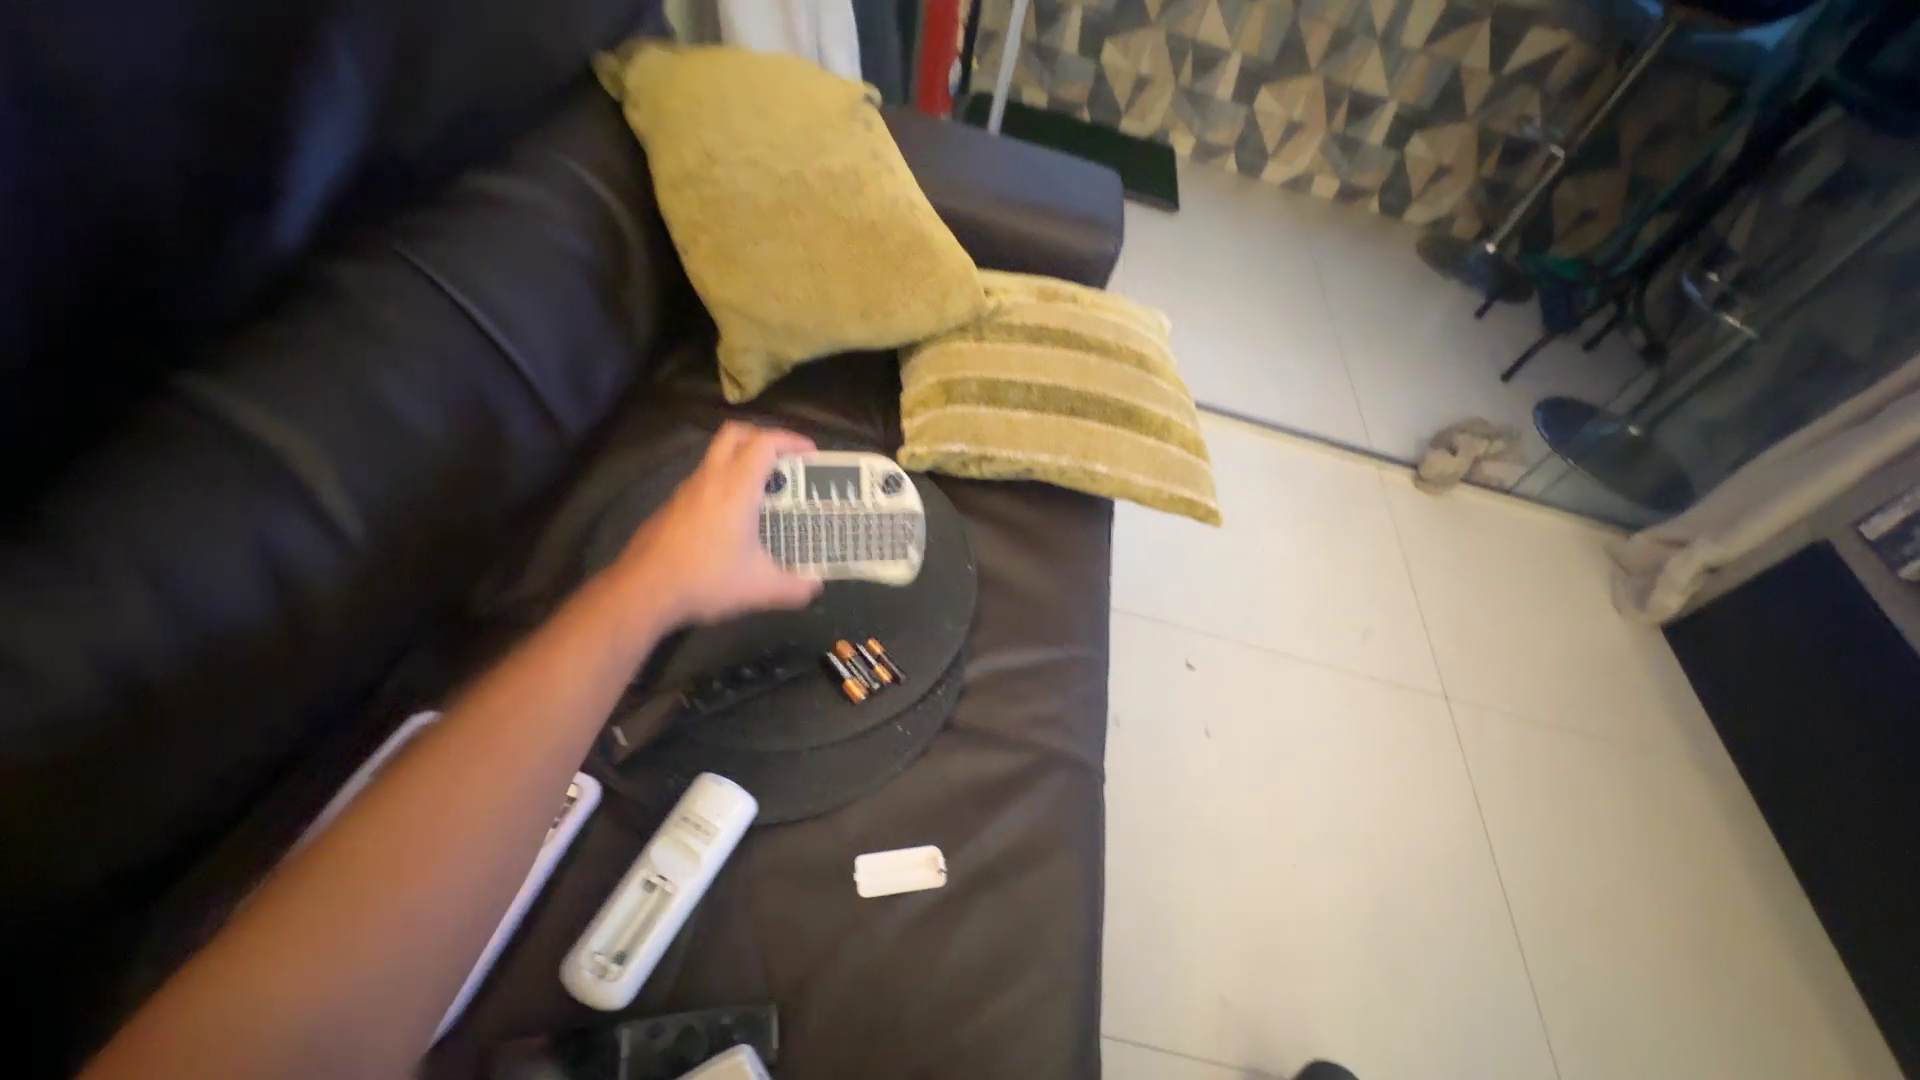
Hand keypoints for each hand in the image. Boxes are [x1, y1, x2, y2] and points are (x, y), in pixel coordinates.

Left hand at [612, 422, 822, 627]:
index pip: (765, 443)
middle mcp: (710, 479)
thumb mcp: (761, 589)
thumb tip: (815, 586)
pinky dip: (722, 486)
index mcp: (736, 488)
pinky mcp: (670, 508)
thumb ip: (795, 587)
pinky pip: (702, 482)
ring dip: (740, 462)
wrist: (643, 592)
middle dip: (763, 438)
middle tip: (783, 460)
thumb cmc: (707, 580)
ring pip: (715, 457)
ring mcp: (686, 491)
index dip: (791, 441)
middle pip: (735, 434)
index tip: (810, 454)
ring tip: (760, 491)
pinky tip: (729, 519)